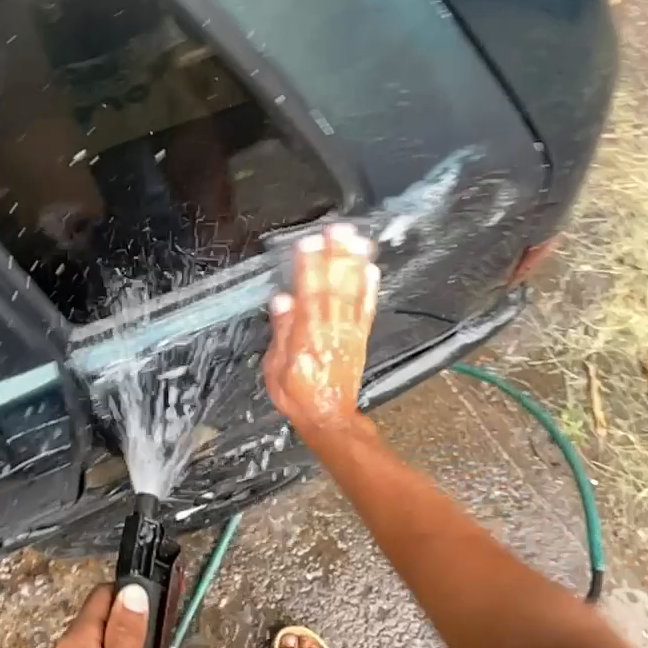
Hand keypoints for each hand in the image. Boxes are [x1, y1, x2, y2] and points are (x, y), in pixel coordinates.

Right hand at [264, 224, 379, 440]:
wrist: (329, 418)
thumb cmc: (298, 395)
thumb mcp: (275, 368)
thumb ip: (281, 333)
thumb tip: (281, 301)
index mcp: (306, 337)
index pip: (307, 294)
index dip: (309, 267)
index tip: (309, 242)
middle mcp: (331, 331)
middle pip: (334, 287)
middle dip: (335, 256)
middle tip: (338, 229)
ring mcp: (348, 333)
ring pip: (352, 293)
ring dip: (354, 265)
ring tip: (357, 240)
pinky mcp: (360, 338)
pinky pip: (366, 310)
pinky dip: (370, 290)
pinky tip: (372, 270)